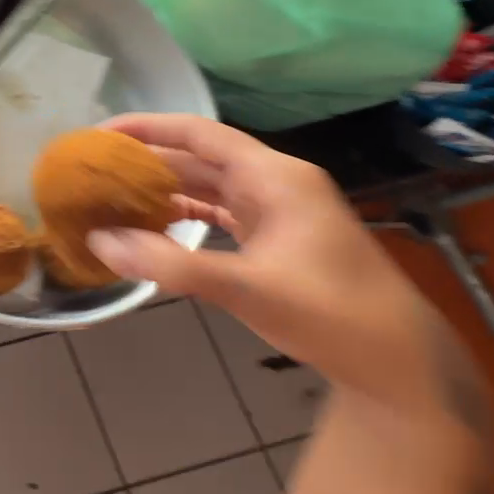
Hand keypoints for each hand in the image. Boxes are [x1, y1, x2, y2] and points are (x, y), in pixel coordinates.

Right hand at [88, 114, 479, 429]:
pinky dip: (183, 212)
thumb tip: (97, 241)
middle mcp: (275, 183)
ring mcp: (278, 211)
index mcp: (275, 178)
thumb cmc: (332, 315)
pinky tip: (152, 223)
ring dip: (162, 187)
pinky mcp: (276, 237)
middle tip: (93, 169)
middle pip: (199, 157)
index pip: (200, 134)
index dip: (147, 128)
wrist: (401, 365)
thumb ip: (169, 264)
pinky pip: (218, 210)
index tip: (98, 135)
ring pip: (207, 184)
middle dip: (146, 160)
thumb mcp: (247, 289)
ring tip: (111, 193)